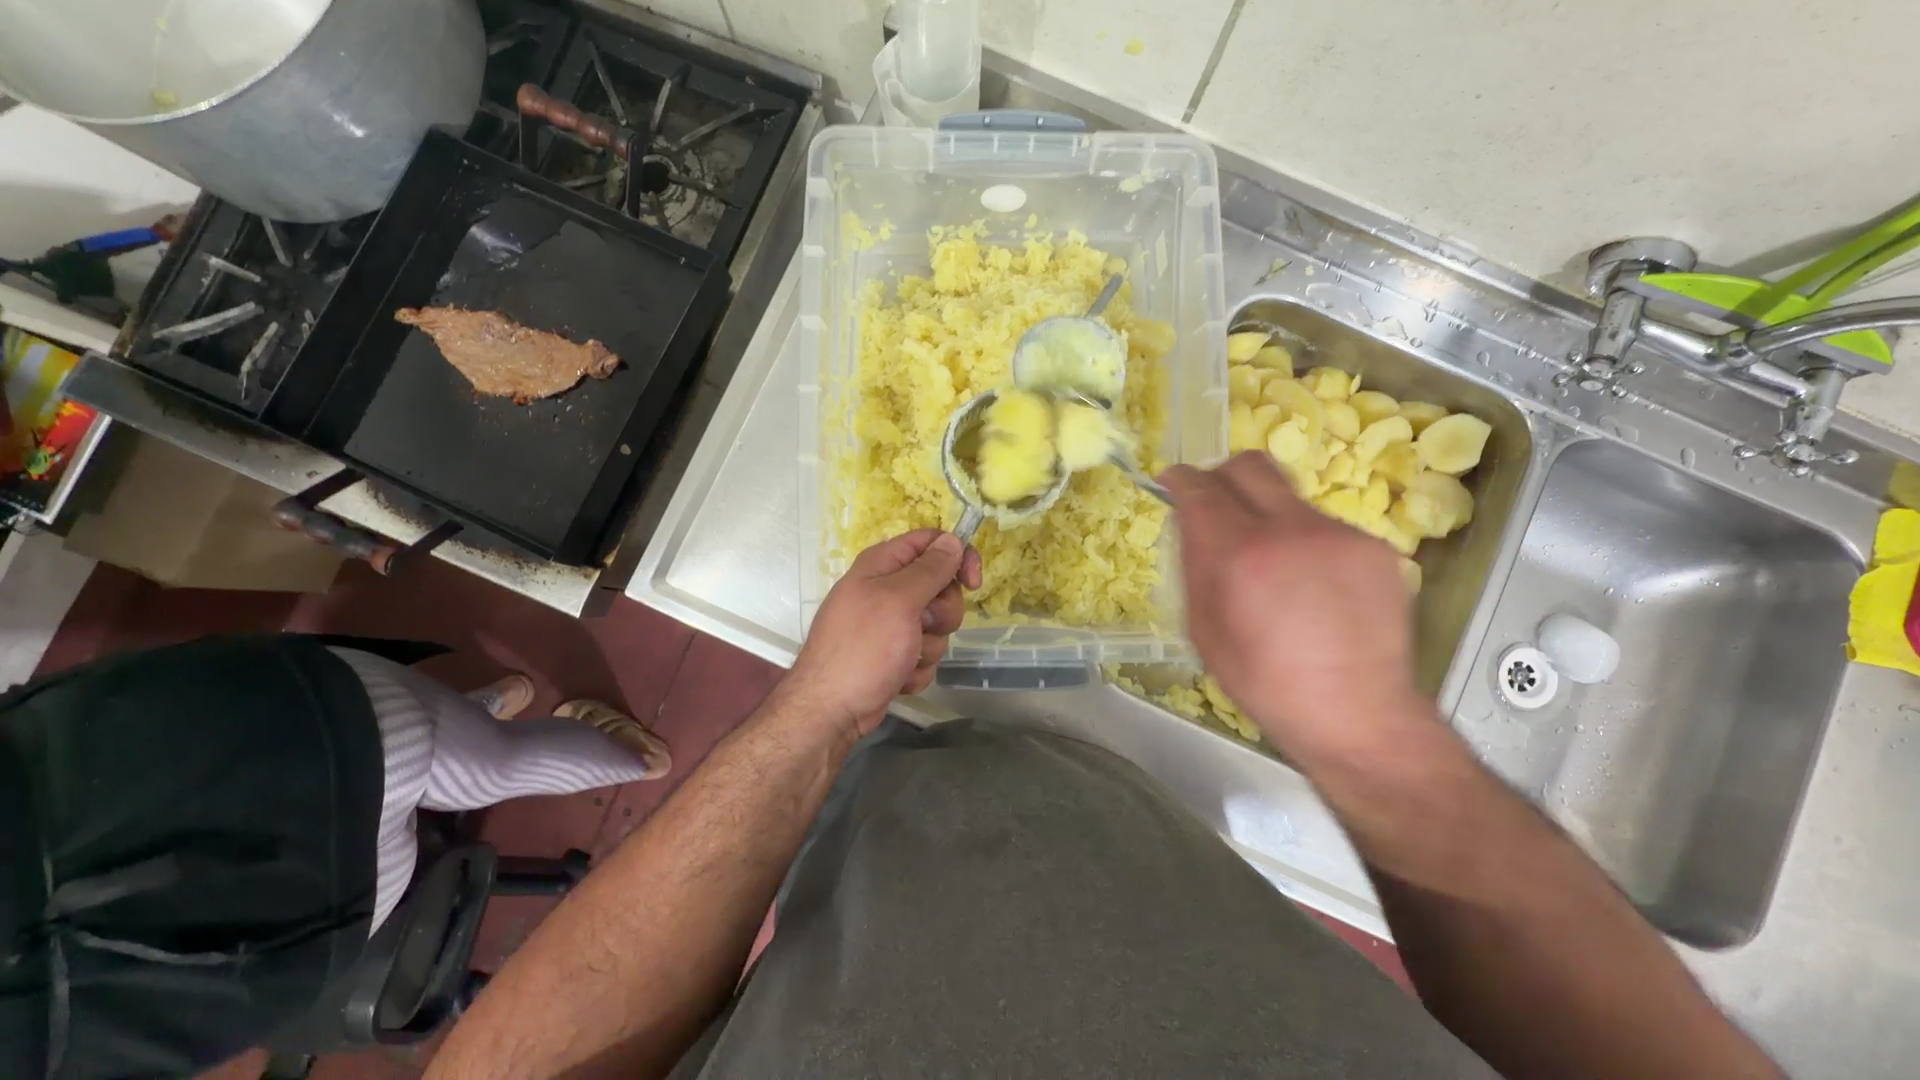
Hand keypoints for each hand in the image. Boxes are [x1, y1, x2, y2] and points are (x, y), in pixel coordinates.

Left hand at [783, 529, 982, 738]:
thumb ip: (929, 570)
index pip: (931, 543)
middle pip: (941, 588)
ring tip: (902, 658)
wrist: (833, 710)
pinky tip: (897, 677)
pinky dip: (917, 668)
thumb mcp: (899, 601)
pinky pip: (926, 654)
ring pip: (938, 627)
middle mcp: (886, 589)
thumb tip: (952, 540)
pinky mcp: (895, 655)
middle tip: (922, 625)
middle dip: (941, 613)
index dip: (956, 557)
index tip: (973, 582)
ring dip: (928, 647)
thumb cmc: (862, 648)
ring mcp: (891, 625)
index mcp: (882, 564)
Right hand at [1162, 453, 1427, 758]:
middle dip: (1223, 474)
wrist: (1354, 711)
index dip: (1181, 478)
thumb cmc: (1264, 681)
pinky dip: (1307, 546)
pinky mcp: (1374, 547)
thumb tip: (1192, 524)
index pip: (1201, 487)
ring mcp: (1339, 534)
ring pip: (1290, 500)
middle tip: (1217, 500)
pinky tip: (1312, 587)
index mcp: (1239, 554)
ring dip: (1269, 518)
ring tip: (1273, 567)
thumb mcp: (1204, 630)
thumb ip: (1195, 566)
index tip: (1174, 481)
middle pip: (1250, 465)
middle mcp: (1290, 529)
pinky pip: (1326, 529)